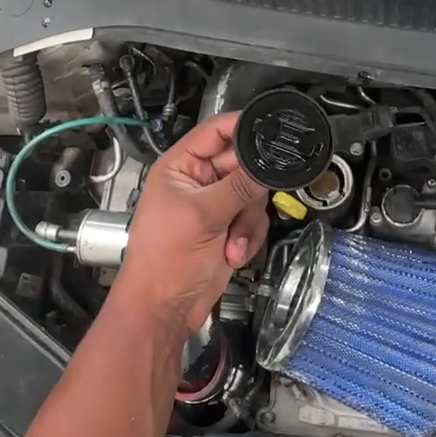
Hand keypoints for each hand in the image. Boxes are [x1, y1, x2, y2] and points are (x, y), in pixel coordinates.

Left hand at [109, 112, 268, 338]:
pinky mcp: (230, 227)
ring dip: (248, 221)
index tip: (270, 130)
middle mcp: (200, 180)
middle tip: (245, 206)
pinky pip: (255, 219)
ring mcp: (216, 204)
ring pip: (254, 194)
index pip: (216, 131)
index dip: (242, 127)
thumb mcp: (201, 216)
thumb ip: (238, 186)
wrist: (166, 309)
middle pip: (243, 164)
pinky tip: (234, 253)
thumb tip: (267, 164)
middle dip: (249, 190)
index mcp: (181, 166)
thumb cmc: (165, 259)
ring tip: (233, 243)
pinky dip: (249, 237)